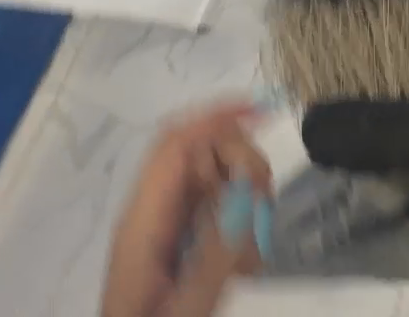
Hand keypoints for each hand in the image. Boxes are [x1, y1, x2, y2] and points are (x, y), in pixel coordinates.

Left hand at [101, 102, 273, 316]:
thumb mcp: (185, 311)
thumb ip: (218, 255)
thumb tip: (249, 197)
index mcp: (142, 221)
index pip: (176, 144)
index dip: (216, 118)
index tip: (263, 112)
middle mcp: (152, 212)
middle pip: (200, 153)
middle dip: (241, 162)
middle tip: (266, 203)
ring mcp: (166, 227)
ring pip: (214, 178)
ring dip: (246, 197)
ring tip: (256, 250)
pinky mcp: (179, 243)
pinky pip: (217, 210)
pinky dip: (241, 225)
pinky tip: (248, 265)